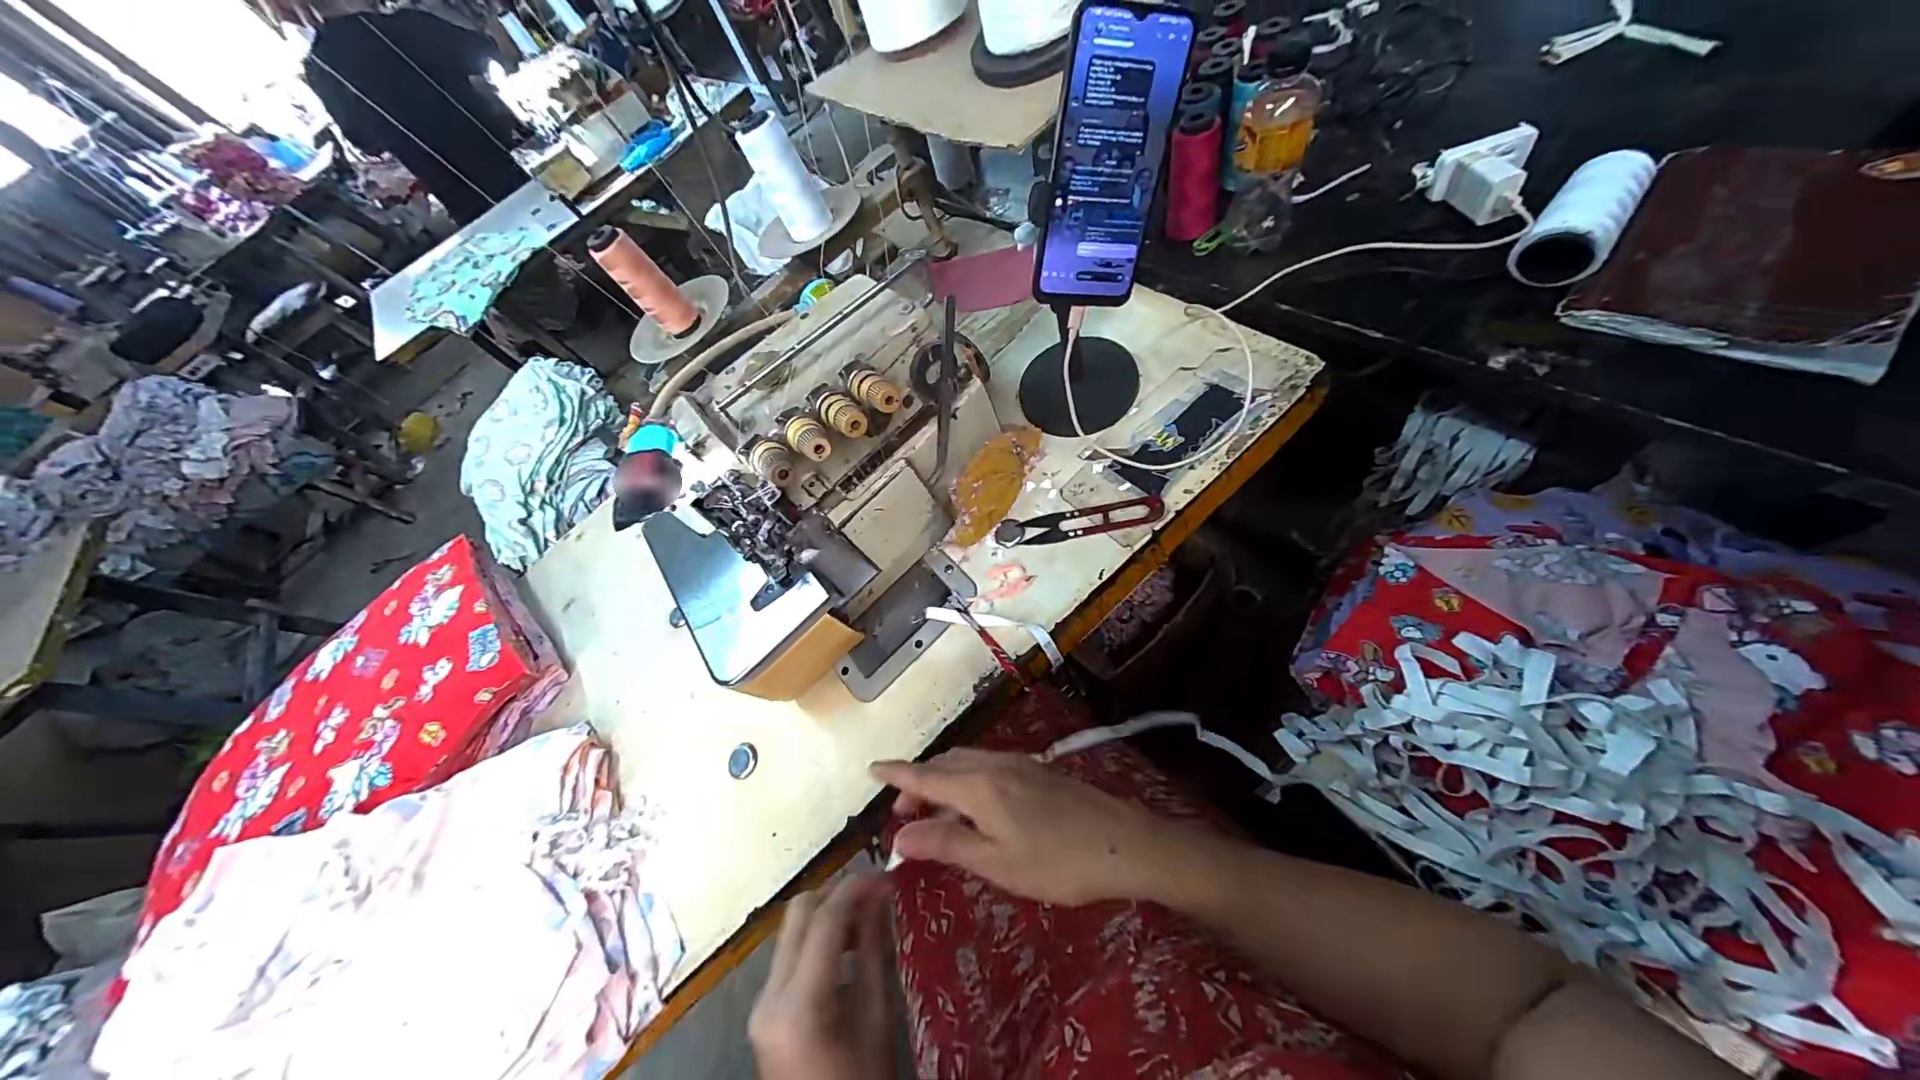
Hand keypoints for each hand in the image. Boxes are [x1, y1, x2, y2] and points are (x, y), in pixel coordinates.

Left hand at [749, 875, 897, 1079]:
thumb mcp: (877, 1021)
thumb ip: (874, 952)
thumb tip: (880, 896)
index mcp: (798, 1004)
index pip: (823, 921)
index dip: (856, 889)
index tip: (886, 876)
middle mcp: (768, 997)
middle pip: (797, 915)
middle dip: (837, 894)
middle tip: (876, 894)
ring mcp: (760, 1005)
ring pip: (791, 931)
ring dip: (827, 914)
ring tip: (868, 917)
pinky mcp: (764, 1012)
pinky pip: (789, 956)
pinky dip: (818, 940)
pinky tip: (849, 947)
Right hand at [870, 748, 1183, 906]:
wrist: (1125, 843)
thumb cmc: (1057, 862)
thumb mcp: (996, 862)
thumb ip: (945, 845)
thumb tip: (898, 839)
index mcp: (978, 787)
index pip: (924, 776)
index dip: (896, 775)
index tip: (871, 771)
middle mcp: (994, 765)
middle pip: (943, 765)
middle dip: (917, 783)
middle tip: (903, 818)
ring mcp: (1018, 763)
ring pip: (965, 761)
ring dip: (942, 780)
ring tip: (935, 814)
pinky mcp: (1036, 769)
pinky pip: (986, 764)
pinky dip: (965, 778)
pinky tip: (974, 805)